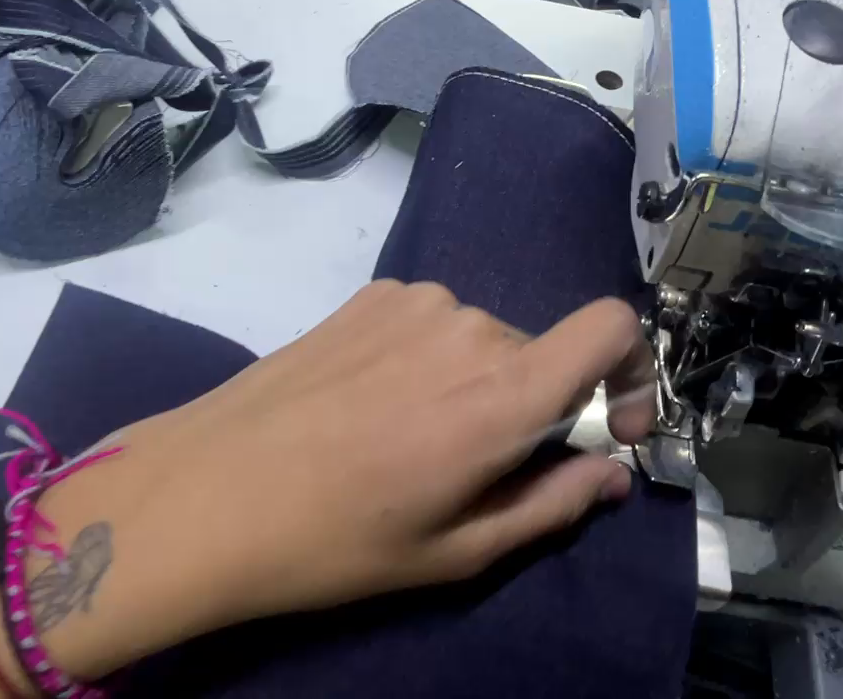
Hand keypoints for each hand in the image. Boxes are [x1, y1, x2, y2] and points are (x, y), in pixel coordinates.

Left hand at [36, 280, 656, 674]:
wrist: (209, 488)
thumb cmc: (338, 539)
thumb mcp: (456, 551)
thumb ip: (551, 503)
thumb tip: (612, 472)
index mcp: (503, 392)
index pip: (612, 326)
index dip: (633, 368)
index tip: (607, 423)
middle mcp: (472, 324)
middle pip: (542, 351)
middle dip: (533, 404)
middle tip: (473, 463)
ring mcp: (418, 299)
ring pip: (485, 339)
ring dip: (475, 382)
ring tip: (410, 435)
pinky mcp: (375, 293)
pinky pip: (434, 322)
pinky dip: (430, 357)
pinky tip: (374, 401)